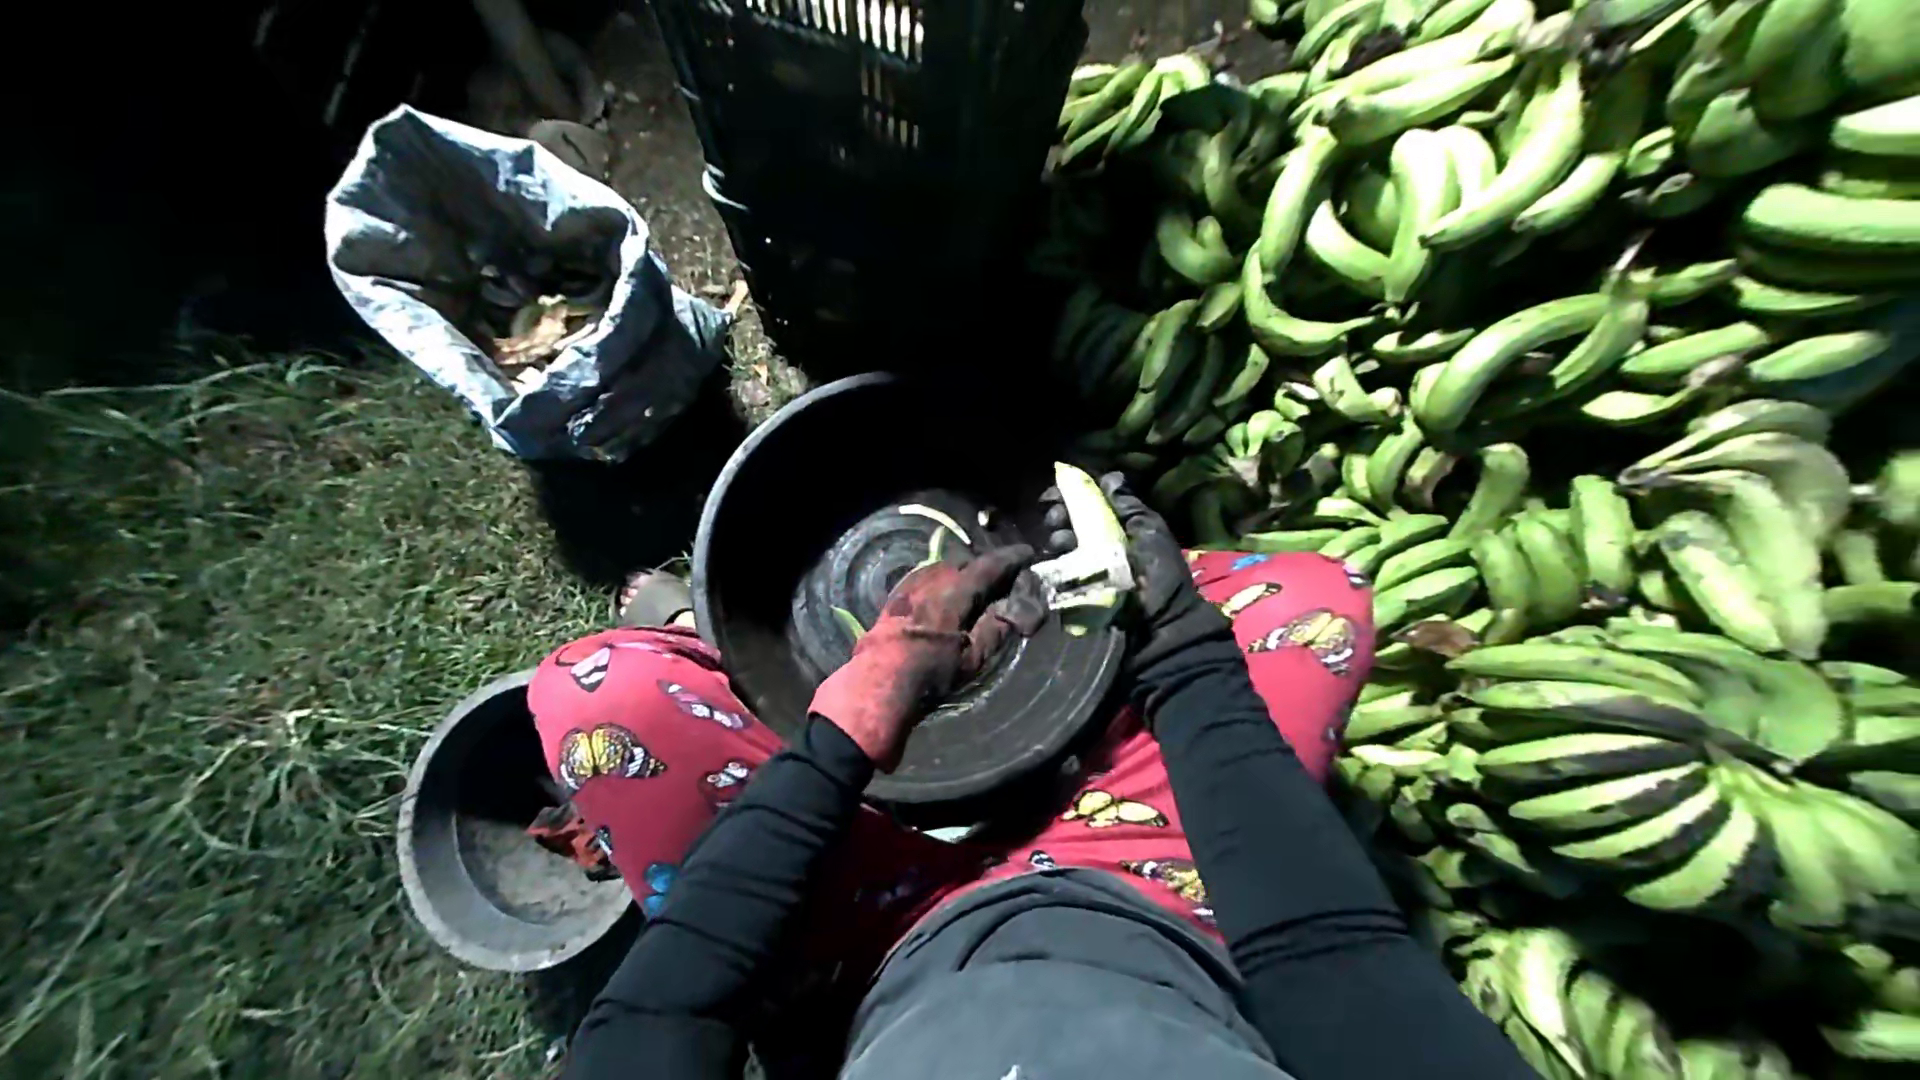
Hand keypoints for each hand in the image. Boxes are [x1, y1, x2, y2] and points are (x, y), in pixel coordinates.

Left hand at [809, 545, 1039, 769]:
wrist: (878, 684)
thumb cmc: (931, 674)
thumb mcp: (973, 658)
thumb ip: (997, 627)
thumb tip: (1017, 608)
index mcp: (955, 592)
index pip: (989, 566)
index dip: (1011, 559)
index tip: (1027, 555)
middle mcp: (932, 580)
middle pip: (965, 562)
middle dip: (985, 566)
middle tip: (1001, 579)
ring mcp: (910, 585)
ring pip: (943, 568)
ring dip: (962, 573)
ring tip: (973, 588)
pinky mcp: (895, 596)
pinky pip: (925, 578)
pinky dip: (942, 581)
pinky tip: (943, 597)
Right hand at [1043, 472, 1230, 691]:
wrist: (1160, 627)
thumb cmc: (1161, 576)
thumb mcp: (1151, 533)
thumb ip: (1129, 506)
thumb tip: (1109, 476)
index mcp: (1117, 527)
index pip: (1086, 502)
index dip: (1070, 494)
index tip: (1058, 493)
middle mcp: (1097, 545)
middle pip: (1067, 521)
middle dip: (1058, 514)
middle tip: (1057, 518)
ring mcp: (1083, 569)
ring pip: (1058, 544)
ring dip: (1057, 537)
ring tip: (1062, 542)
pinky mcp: (1073, 592)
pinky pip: (1054, 572)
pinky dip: (1052, 563)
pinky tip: (1055, 559)